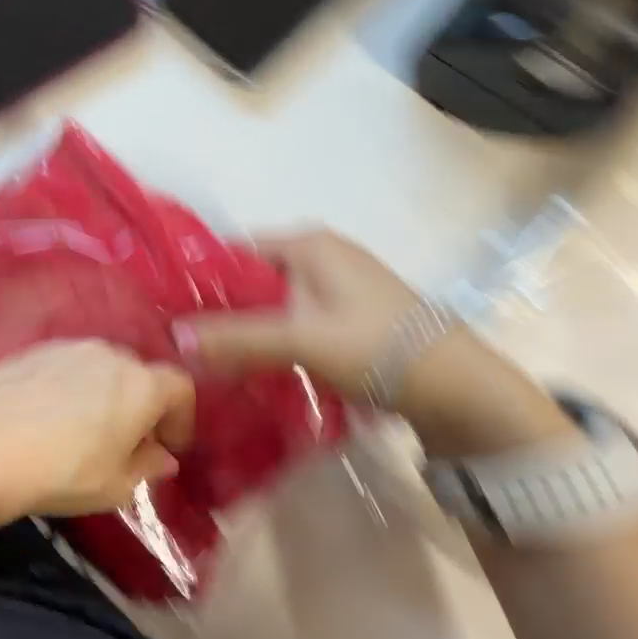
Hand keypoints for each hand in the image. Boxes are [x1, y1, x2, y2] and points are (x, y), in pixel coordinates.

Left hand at [0, 340, 194, 521]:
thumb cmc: (63, 473)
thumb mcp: (117, 486)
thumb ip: (147, 466)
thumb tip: (159, 456)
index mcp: (139, 383)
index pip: (179, 387)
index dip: (180, 417)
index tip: (168, 446)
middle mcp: (103, 354)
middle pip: (136, 372)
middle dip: (140, 404)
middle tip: (128, 440)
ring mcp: (60, 348)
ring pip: (95, 366)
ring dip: (101, 392)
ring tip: (85, 428)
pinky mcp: (25, 353)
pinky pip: (60, 366)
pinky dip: (65, 386)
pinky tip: (47, 416)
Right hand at [174, 229, 573, 454]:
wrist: (468, 395)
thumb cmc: (380, 348)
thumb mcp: (300, 341)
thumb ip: (234, 338)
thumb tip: (170, 338)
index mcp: (307, 243)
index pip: (229, 252)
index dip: (197, 282)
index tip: (169, 314)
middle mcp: (320, 255)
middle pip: (247, 280)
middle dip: (218, 312)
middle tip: (185, 345)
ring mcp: (338, 287)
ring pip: (268, 305)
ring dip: (244, 332)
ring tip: (212, 361)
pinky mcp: (350, 319)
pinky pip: (291, 323)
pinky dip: (271, 342)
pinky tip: (255, 368)